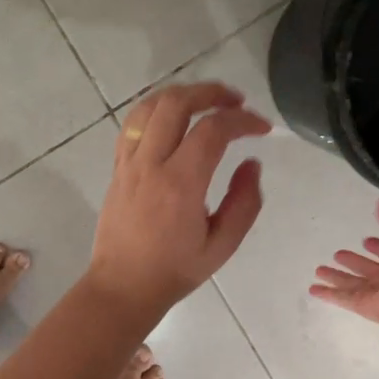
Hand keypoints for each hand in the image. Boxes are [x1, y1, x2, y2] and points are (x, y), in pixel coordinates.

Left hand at [87, 82, 270, 316]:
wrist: (123, 286)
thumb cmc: (175, 271)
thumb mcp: (222, 246)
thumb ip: (244, 202)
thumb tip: (251, 164)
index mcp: (180, 184)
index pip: (213, 129)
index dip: (243, 120)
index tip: (262, 129)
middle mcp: (150, 165)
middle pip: (176, 104)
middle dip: (210, 92)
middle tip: (235, 101)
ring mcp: (128, 163)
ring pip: (149, 106)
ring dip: (180, 94)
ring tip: (205, 101)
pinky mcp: (116, 168)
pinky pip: (132, 125)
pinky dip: (155, 110)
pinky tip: (173, 119)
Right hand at [309, 197, 378, 324]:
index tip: (366, 241)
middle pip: (370, 268)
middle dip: (355, 262)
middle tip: (338, 254)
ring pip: (354, 283)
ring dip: (337, 276)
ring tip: (319, 270)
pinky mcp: (365, 307)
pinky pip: (344, 298)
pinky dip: (328, 294)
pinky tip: (313, 289)